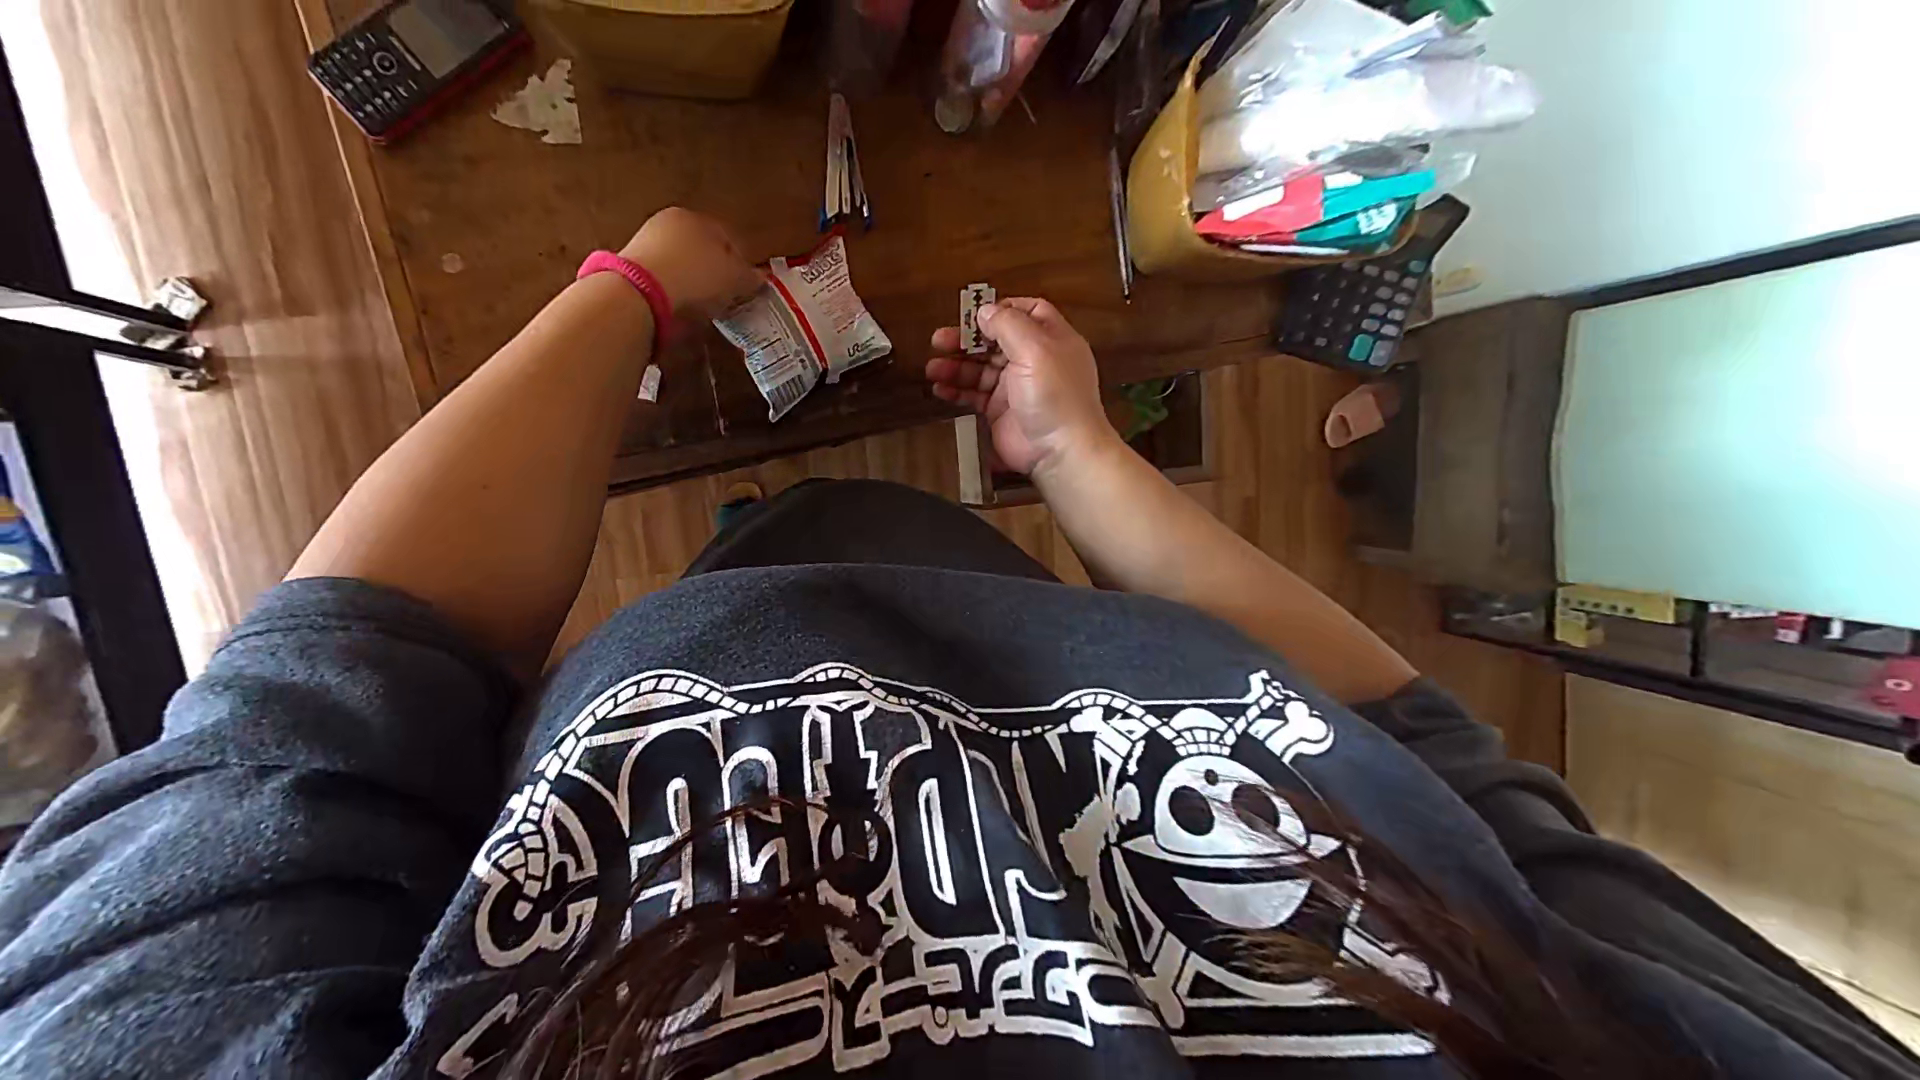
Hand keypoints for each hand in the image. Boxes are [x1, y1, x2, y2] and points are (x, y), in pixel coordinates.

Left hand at [619, 208, 764, 319]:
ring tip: (704, 308)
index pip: (728, 239)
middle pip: (702, 251)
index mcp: (697, 218)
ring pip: (682, 265)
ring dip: (694, 283)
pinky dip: (674, 292)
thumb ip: (751, 277)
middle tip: (727, 299)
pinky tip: (681, 308)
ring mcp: (646, 242)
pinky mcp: (631, 267)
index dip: (742, 266)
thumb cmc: (698, 277)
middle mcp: (669, 223)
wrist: (642, 293)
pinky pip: (664, 280)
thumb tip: (761, 277)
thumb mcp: (735, 280)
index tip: (747, 289)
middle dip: (716, 273)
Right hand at [924, 298, 1117, 476]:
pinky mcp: (1001, 411)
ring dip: (955, 366)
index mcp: (1050, 340)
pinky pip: (974, 395)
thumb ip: (1008, 324)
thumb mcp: (1035, 349)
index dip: (1000, 310)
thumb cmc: (1057, 400)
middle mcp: (1034, 361)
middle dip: (966, 339)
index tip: (974, 313)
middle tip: (940, 340)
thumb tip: (985, 311)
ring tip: (933, 368)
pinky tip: (940, 388)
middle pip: (994, 341)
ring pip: (980, 369)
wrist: (1059, 451)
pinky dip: (956, 390)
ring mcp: (1016, 387)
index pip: (1026, 313)